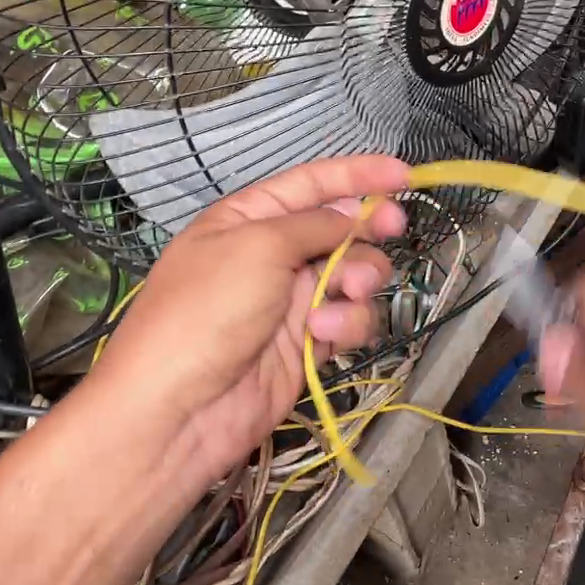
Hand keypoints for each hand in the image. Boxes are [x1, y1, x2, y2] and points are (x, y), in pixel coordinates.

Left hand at [89, 155, 409, 478]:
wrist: (178, 411)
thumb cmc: (204, 312)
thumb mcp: (258, 247)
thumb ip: (316, 224)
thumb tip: (355, 212)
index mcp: (251, 218)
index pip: (313, 183)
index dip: (360, 174)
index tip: (406, 173)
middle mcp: (274, 254)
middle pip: (341, 229)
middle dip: (368, 228)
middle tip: (393, 227)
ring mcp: (293, 300)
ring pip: (355, 275)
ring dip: (358, 280)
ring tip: (348, 293)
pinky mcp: (310, 342)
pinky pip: (350, 319)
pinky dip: (347, 323)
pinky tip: (323, 335)